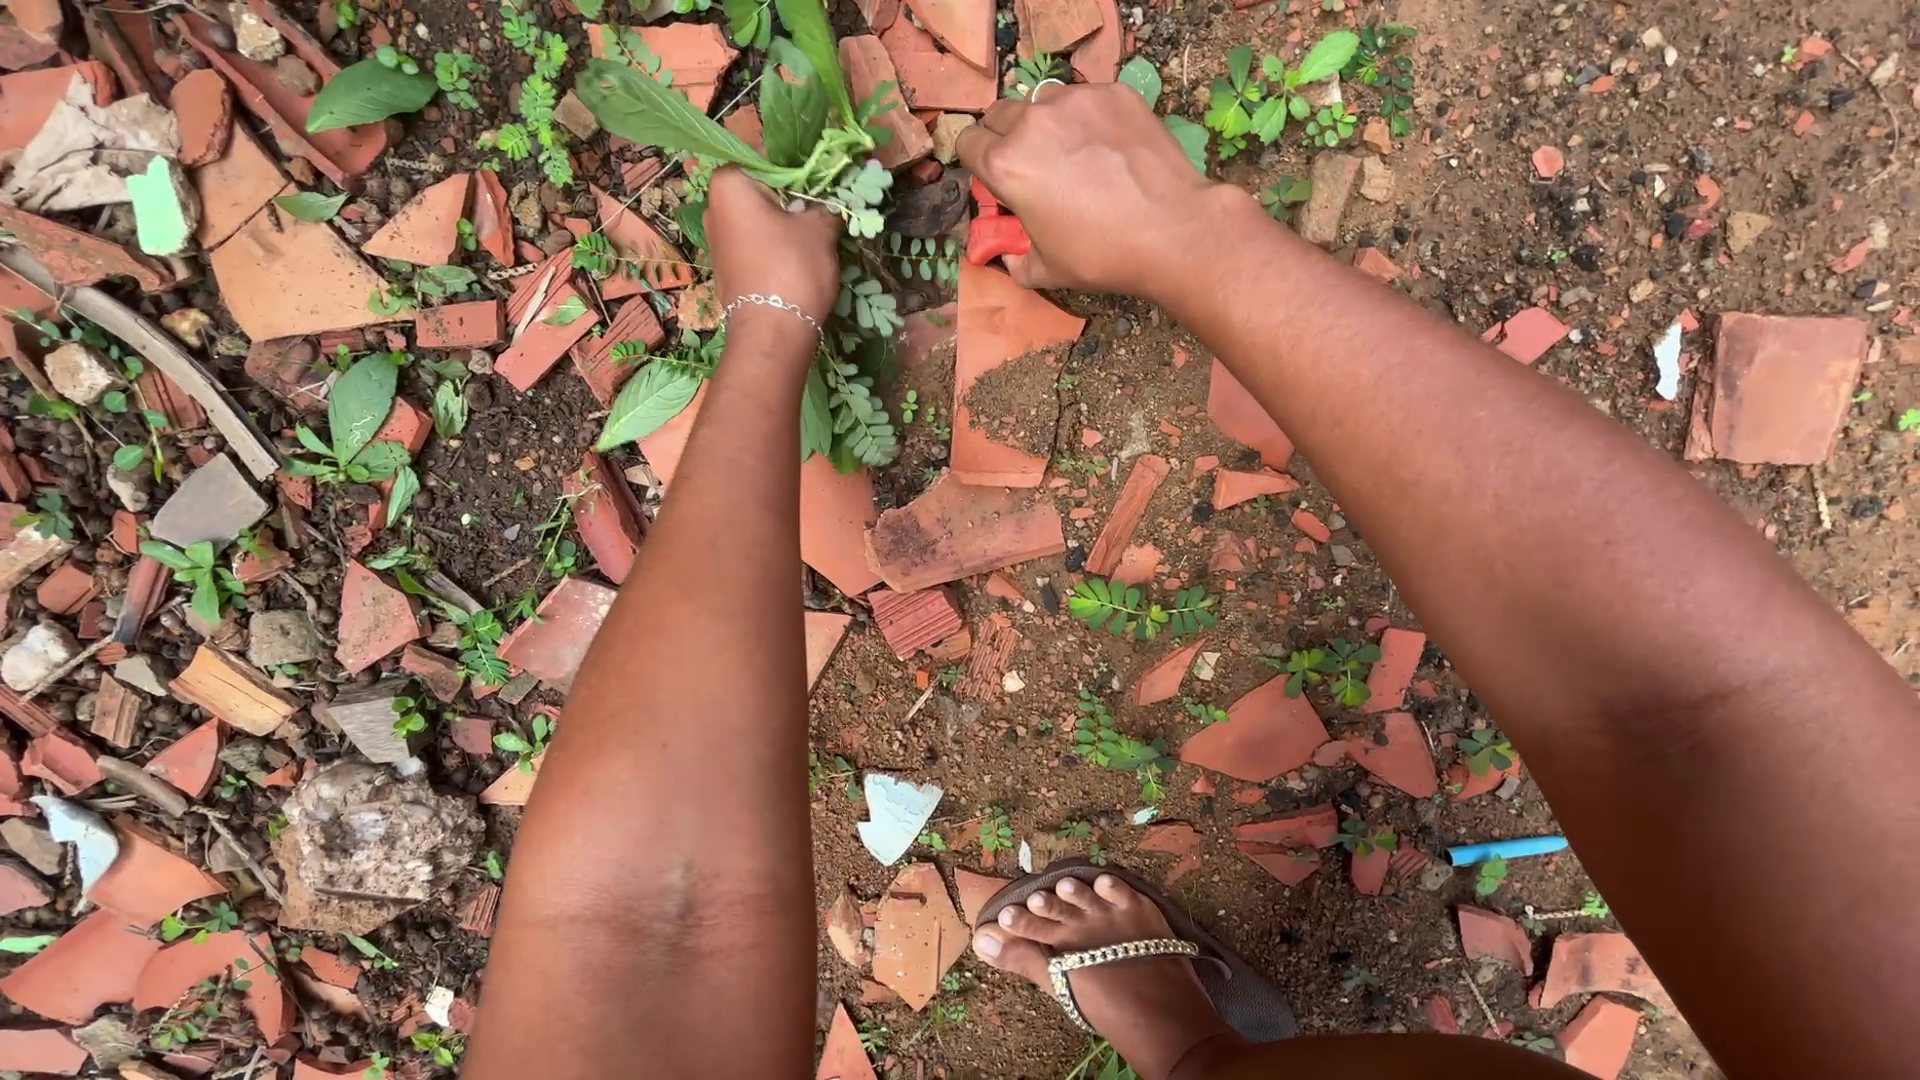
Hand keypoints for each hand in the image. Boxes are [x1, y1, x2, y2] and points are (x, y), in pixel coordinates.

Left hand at [704, 167, 842, 324]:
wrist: (773, 333)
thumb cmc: (792, 268)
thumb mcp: (819, 230)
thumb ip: (826, 207)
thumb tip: (833, 203)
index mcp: (729, 183)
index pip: (770, 162)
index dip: (802, 171)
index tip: (826, 183)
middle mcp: (713, 208)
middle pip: (763, 194)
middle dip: (793, 201)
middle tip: (824, 210)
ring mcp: (717, 242)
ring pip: (760, 222)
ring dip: (786, 227)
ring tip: (816, 237)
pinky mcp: (727, 270)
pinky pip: (756, 248)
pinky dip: (776, 250)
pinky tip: (798, 261)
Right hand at [955, 83, 1247, 298]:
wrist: (1171, 229)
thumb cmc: (1101, 255)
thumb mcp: (1045, 271)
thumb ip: (1013, 258)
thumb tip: (1007, 253)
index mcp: (1006, 165)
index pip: (967, 143)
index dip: (977, 163)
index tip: (994, 179)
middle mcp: (1033, 123)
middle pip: (998, 115)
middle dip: (1004, 139)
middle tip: (1030, 168)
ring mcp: (1076, 101)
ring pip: (1040, 102)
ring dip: (1043, 125)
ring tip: (1069, 156)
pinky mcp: (1113, 93)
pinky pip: (1084, 99)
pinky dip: (1085, 120)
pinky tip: (1106, 149)